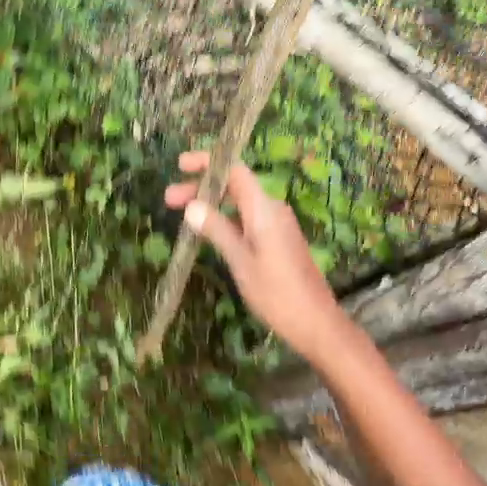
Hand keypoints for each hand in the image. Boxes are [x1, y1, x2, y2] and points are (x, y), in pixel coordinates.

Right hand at [164, 149, 348, 360]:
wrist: (317, 323)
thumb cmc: (277, 293)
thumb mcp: (240, 261)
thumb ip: (217, 230)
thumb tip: (192, 206)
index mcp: (263, 209)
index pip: (235, 170)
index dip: (208, 162)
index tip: (180, 165)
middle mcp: (272, 210)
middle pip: (234, 186)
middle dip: (201, 188)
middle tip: (169, 199)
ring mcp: (277, 225)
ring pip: (240, 204)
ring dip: (212, 206)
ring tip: (184, 217)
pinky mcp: (279, 240)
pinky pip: (248, 218)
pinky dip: (226, 219)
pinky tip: (210, 234)